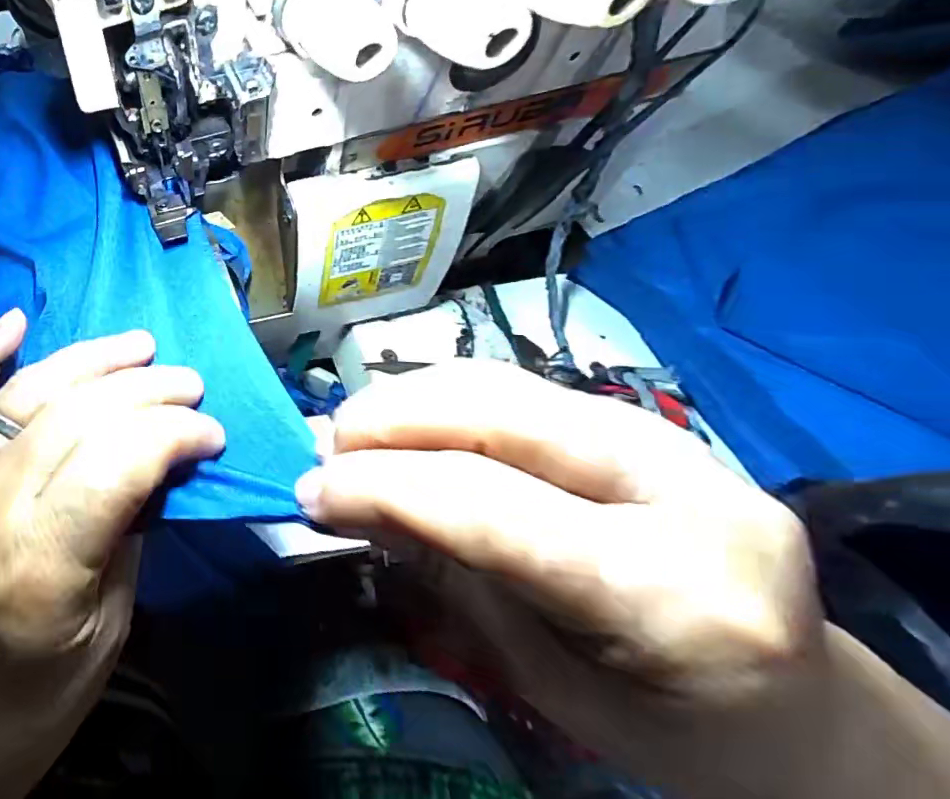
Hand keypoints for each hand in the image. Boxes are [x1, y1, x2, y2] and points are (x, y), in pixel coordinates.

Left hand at [0, 311, 223, 798]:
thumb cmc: (37, 690)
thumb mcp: (109, 625)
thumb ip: (130, 527)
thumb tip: (162, 454)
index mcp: (35, 561)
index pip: (112, 461)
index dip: (171, 434)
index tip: (212, 432)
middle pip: (72, 416)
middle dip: (142, 391)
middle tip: (190, 384)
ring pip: (24, 392)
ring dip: (87, 361)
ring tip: (139, 346)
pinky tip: (16, 320)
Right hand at [298, 360, 826, 795]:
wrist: (793, 707)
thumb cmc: (658, 718)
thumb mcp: (536, 672)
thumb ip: (438, 570)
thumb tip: (334, 499)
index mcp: (673, 591)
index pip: (487, 505)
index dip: (379, 487)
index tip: (308, 491)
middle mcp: (682, 492)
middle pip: (490, 416)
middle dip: (384, 422)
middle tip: (322, 453)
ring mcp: (665, 440)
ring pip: (492, 383)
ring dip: (400, 401)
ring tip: (350, 439)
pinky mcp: (635, 419)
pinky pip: (507, 386)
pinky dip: (434, 398)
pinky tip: (400, 427)